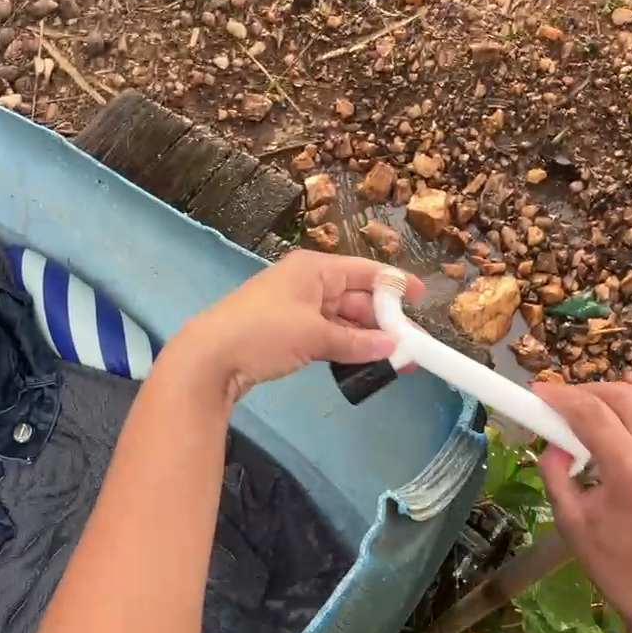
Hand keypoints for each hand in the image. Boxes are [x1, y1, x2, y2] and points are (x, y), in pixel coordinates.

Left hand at [167, 251, 424, 404]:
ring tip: (397, 360)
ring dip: (366, 338)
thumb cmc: (262, 333)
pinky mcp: (287, 333)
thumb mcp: (314, 336)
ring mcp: (295, 309)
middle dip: (384, 321)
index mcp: (314, 270)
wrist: (209, 358)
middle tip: (412, 346)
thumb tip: (393, 347)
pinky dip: (345, 347)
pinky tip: (364, 363)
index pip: (365, 271)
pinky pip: (327, 336)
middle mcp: (307, 283)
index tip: (422, 298)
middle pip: (356, 297)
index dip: (395, 285)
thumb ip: (356, 343)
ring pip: (342, 320)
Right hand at [535, 374, 631, 632]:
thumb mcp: (571, 521)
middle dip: (586, 391)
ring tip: (593, 398)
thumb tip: (553, 439)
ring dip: (619, 390)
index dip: (560, 396)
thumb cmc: (617, 565)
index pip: (591, 414)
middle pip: (623, 398)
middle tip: (561, 400)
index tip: (538, 391)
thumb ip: (555, 472)